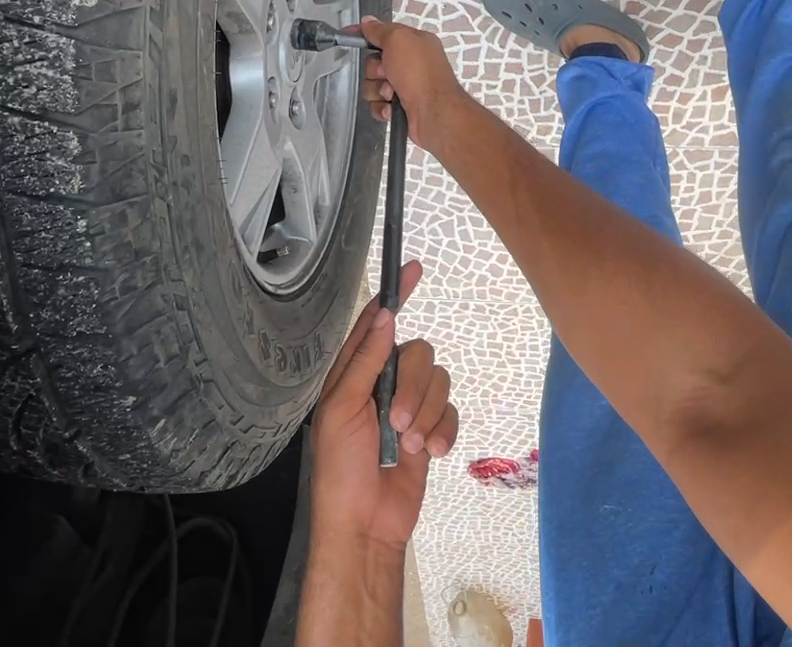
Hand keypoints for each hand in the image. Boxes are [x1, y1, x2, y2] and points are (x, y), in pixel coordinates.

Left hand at [308, 260, 458, 548]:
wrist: (366, 524)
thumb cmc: (340, 468)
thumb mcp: (342, 410)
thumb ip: (365, 362)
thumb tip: (385, 315)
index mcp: (355, 373)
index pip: (376, 324)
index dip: (394, 295)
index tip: (412, 267)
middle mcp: (384, 382)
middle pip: (417, 353)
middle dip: (413, 389)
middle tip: (396, 424)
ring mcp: (410, 406)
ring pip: (438, 381)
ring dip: (426, 415)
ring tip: (408, 446)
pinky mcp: (431, 429)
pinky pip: (451, 411)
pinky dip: (442, 432)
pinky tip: (430, 454)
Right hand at [358, 16, 475, 150]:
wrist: (433, 114)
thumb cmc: (418, 73)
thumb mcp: (398, 40)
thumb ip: (380, 30)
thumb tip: (367, 21)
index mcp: (415, 43)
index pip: (384, 34)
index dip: (366, 34)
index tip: (347, 34)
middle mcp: (411, 64)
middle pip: (374, 62)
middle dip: (375, 70)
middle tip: (386, 74)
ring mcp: (406, 87)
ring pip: (373, 85)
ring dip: (378, 90)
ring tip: (392, 94)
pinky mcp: (400, 108)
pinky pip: (378, 104)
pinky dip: (382, 107)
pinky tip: (392, 109)